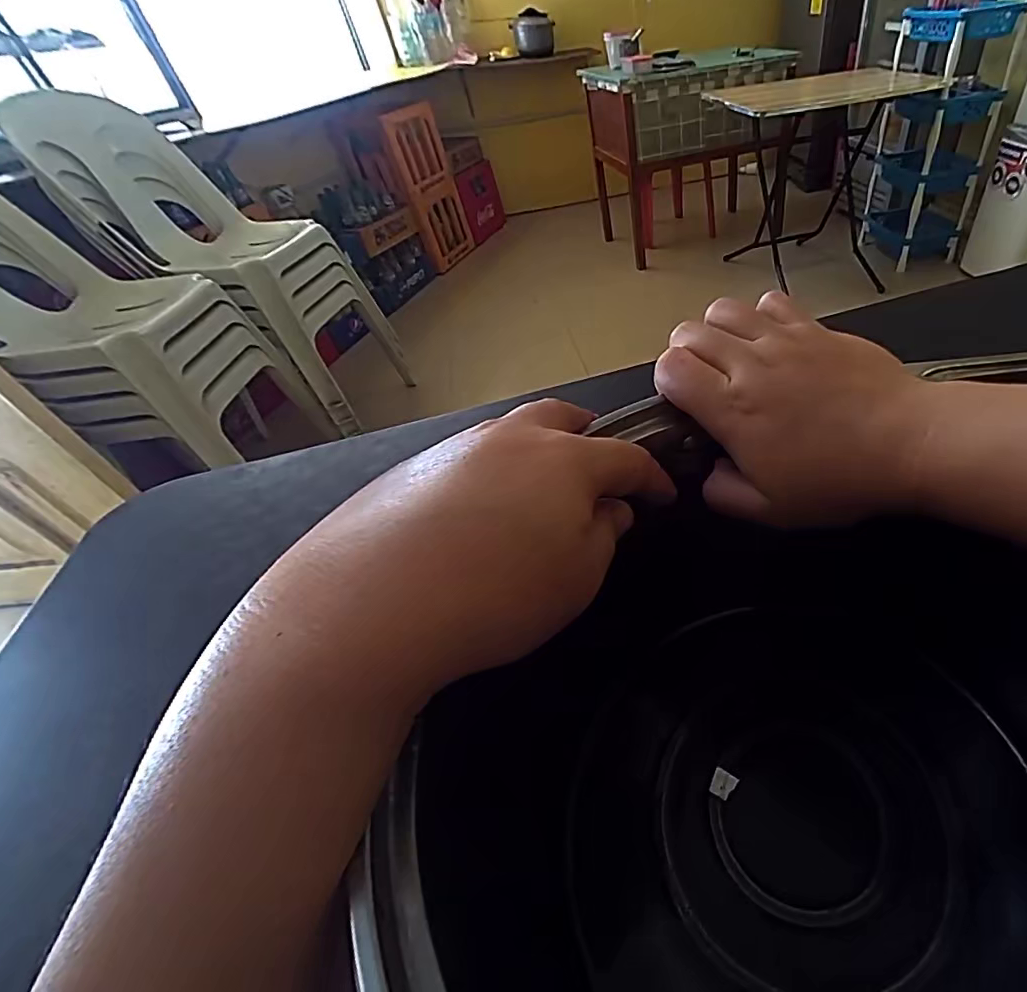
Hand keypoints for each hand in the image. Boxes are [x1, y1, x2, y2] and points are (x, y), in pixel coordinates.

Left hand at [239, 400, 674, 699]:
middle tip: (600, 473)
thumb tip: (611, 509)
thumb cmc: (496, 594)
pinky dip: (491, 474)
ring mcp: (455, 448)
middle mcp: (512, 438)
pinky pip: (468, 458)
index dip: (653, 476)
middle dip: (593, 439)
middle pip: (565, 418)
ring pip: (512, 432)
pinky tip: (476, 518)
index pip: (627, 457)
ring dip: (538, 452)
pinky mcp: (408, 470)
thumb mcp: (579, 577)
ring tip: (538, 495)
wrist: (362, 608)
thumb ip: (606, 535)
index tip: (664, 495)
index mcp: (565, 459)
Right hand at [654, 292, 935, 525]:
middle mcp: (752, 364)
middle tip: (706, 383)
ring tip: (736, 358)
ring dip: (717, 330)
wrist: (906, 442)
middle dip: (685, 354)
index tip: (684, 402)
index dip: (666, 382)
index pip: (670, 368)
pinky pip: (772, 302)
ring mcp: (786, 339)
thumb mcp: (773, 510)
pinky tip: (775, 342)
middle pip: (689, 331)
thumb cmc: (842, 480)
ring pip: (725, 309)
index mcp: (734, 409)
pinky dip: (761, 316)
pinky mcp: (816, 328)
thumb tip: (709, 475)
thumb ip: (724, 494)